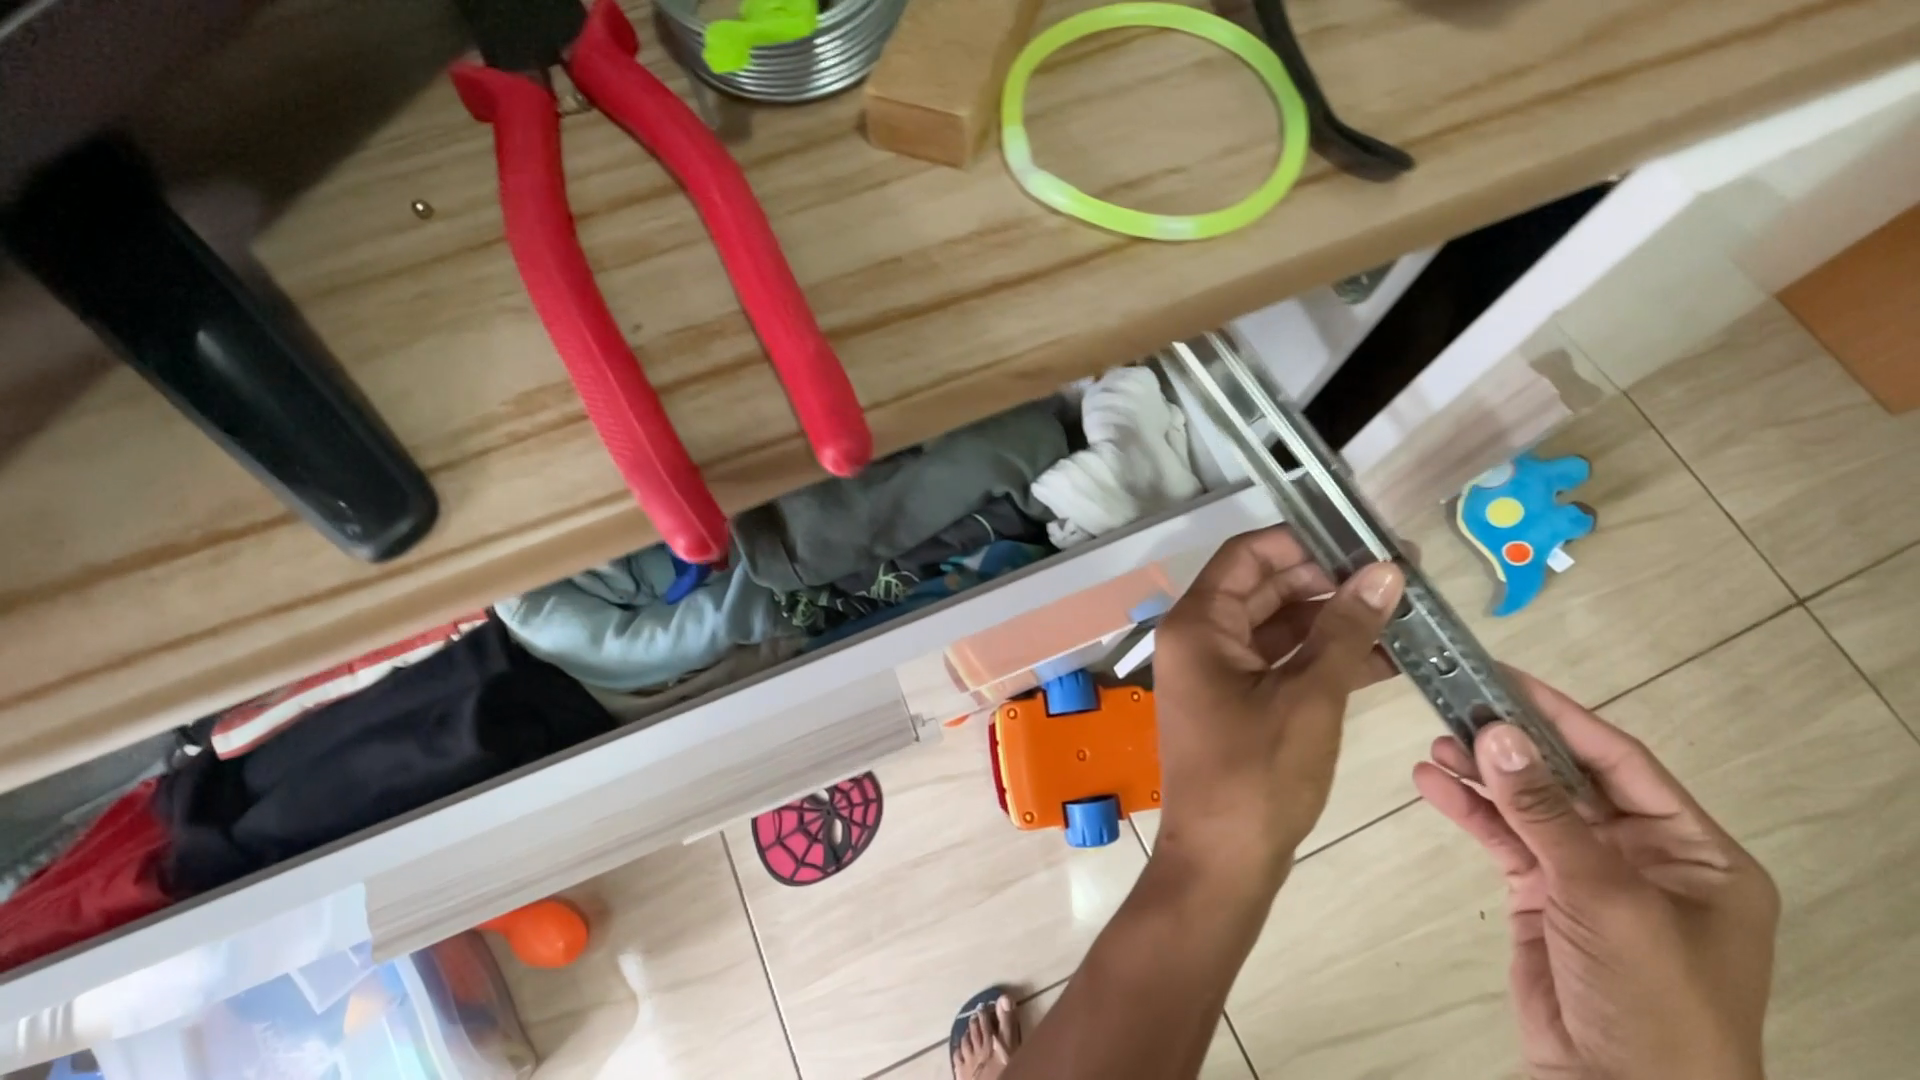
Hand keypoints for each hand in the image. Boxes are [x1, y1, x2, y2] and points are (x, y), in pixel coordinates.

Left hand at [1152, 526, 1404, 887]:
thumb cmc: (1259, 775)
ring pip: (1278, 626)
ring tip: (1403, 614)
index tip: (1364, 541)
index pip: (1248, 555)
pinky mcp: (1236, 702)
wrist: (1224, 862)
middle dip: (1329, 580)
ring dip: (1334, 620)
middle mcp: (1199, 639)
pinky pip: (1280, 662)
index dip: (1304, 541)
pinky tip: (1384, 657)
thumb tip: (1385, 571)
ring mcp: (1215, 672)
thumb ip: (1346, 628)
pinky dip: (1323, 657)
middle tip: (1399, 577)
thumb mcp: (1310, 695)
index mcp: (1198, 624)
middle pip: (1265, 587)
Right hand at [1413, 672, 1778, 1079]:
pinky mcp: (1543, 897)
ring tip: (1434, 742)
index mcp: (1694, 851)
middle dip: (1509, 743)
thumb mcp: (1606, 897)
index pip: (1621, 761)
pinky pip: (1504, 839)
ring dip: (1482, 774)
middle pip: (1566, 778)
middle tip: (1451, 703)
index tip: (1502, 676)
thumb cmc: (1651, 997)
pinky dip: (1469, 811)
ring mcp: (1588, 876)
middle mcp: (1642, 855)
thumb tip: (1493, 731)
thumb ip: (1545, 812)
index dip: (1560, 715)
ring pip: (1528, 806)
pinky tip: (1432, 783)